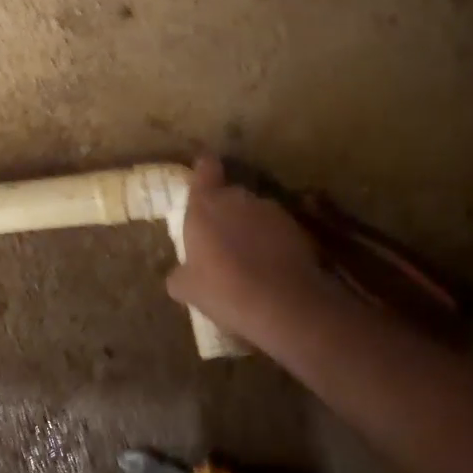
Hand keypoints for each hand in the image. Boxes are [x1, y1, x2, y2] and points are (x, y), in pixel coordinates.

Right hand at [166, 156, 339, 346]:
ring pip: (255, 212)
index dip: (205, 170)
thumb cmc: (224, 289)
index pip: (205, 168)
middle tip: (223, 241)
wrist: (283, 304)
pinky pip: (277, 230)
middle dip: (227, 211)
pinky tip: (271, 269)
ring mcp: (270, 210)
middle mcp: (237, 197)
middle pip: (230, 193)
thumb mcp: (189, 289)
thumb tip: (176, 276)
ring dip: (251, 228)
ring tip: (250, 259)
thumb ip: (179, 276)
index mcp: (205, 204)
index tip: (204, 179)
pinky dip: (273, 243)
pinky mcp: (296, 228)